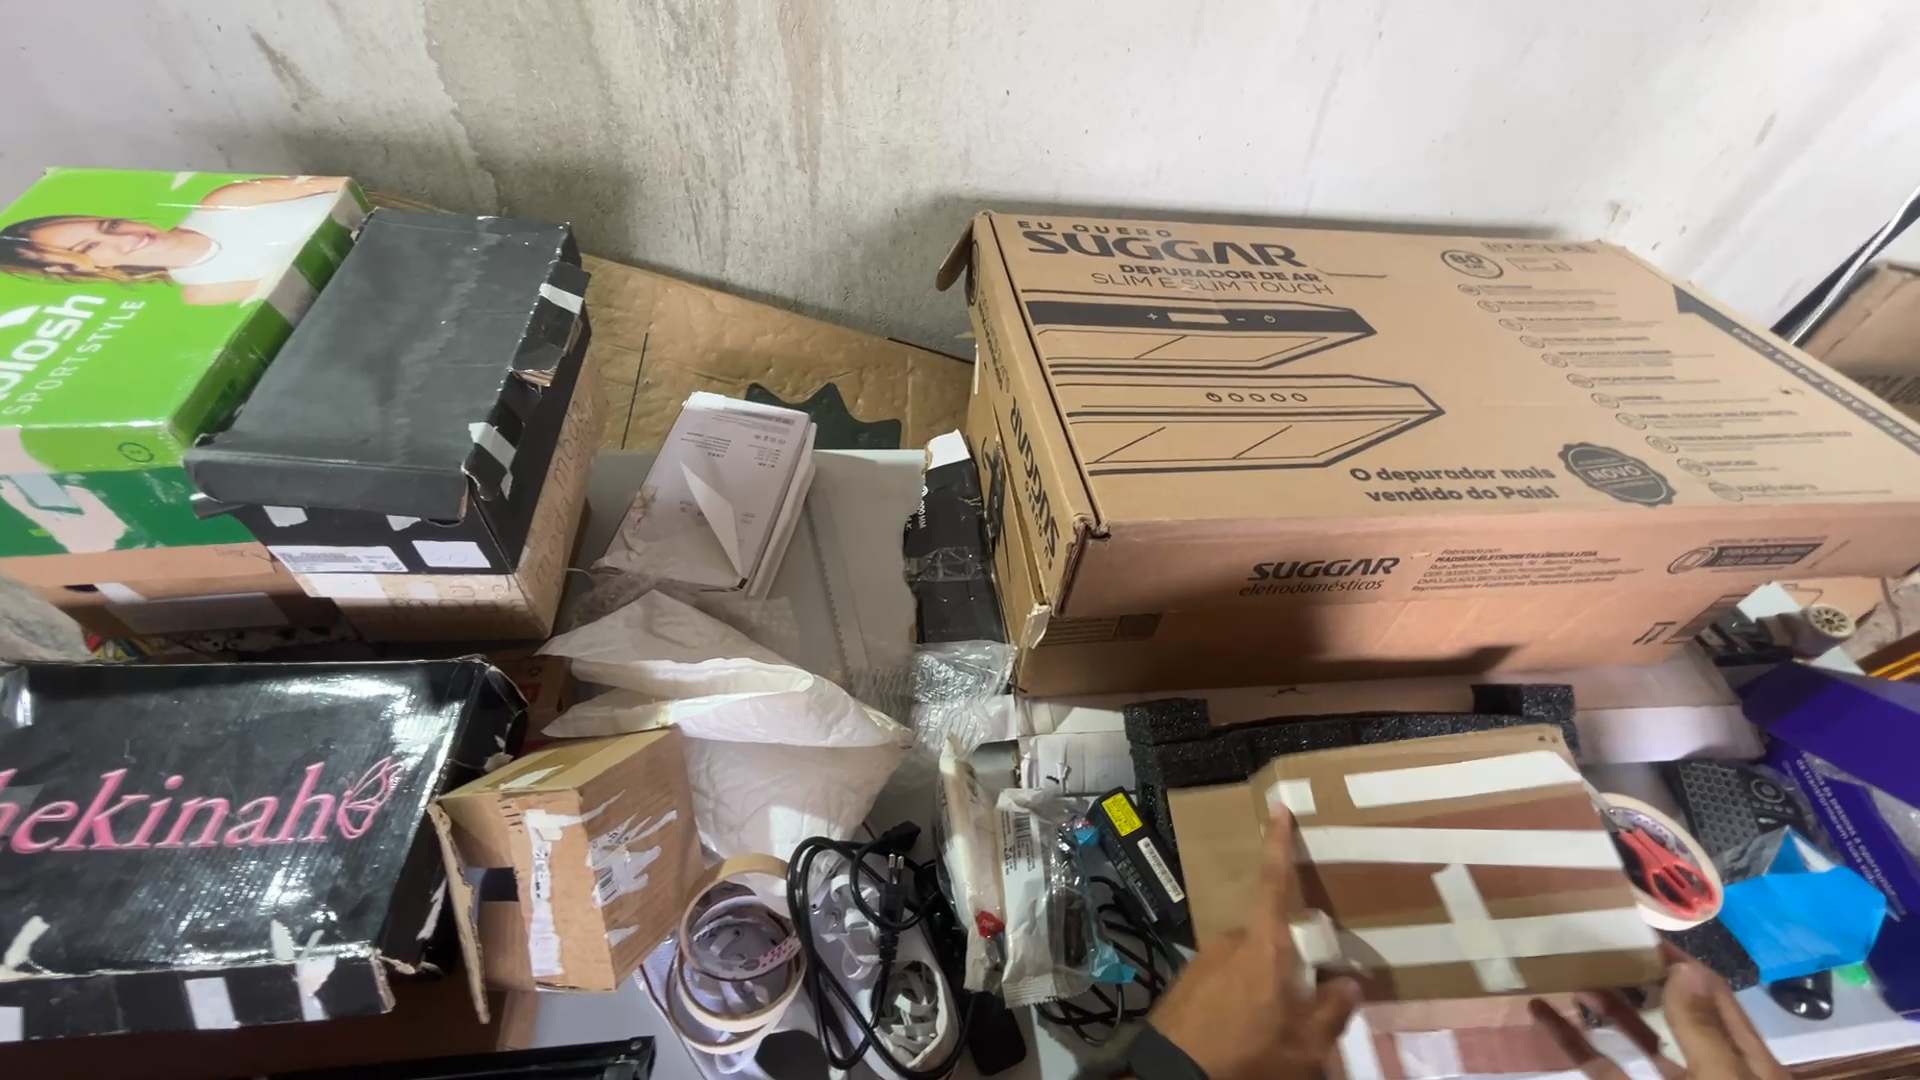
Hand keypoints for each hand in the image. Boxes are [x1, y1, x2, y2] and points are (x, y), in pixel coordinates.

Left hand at [1146, 807, 1360, 1079]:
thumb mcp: (1306, 1046)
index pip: (1274, 882)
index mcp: (1264, 946)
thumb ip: (1331, 1010)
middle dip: (1287, 964)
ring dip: (1263, 986)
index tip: (1278, 808)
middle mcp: (1232, 939)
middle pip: (1270, 937)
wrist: (1178, 1070)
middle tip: (1299, 1004)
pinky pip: (1227, 977)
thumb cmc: (1248, 1052)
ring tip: (1271, 1028)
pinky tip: (1244, 1027)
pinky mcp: (1190, 974)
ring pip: (1249, 962)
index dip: (1278, 844)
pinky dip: (1241, 996)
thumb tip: (1350, 980)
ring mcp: (1206, 955)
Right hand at [1529, 945, 1787, 1078]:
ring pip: (1635, 1037)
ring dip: (1601, 1002)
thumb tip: (1680, 969)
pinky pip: (1601, 1067)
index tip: (1633, 925)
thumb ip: (1704, 1033)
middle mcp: (1710, 1074)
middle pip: (1673, 1014)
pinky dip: (1571, 1040)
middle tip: (1587, 938)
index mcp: (1747, 1069)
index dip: (1682, 963)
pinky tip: (1542, 1013)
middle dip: (1632, 975)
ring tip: (1564, 969)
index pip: (1716, 1001)